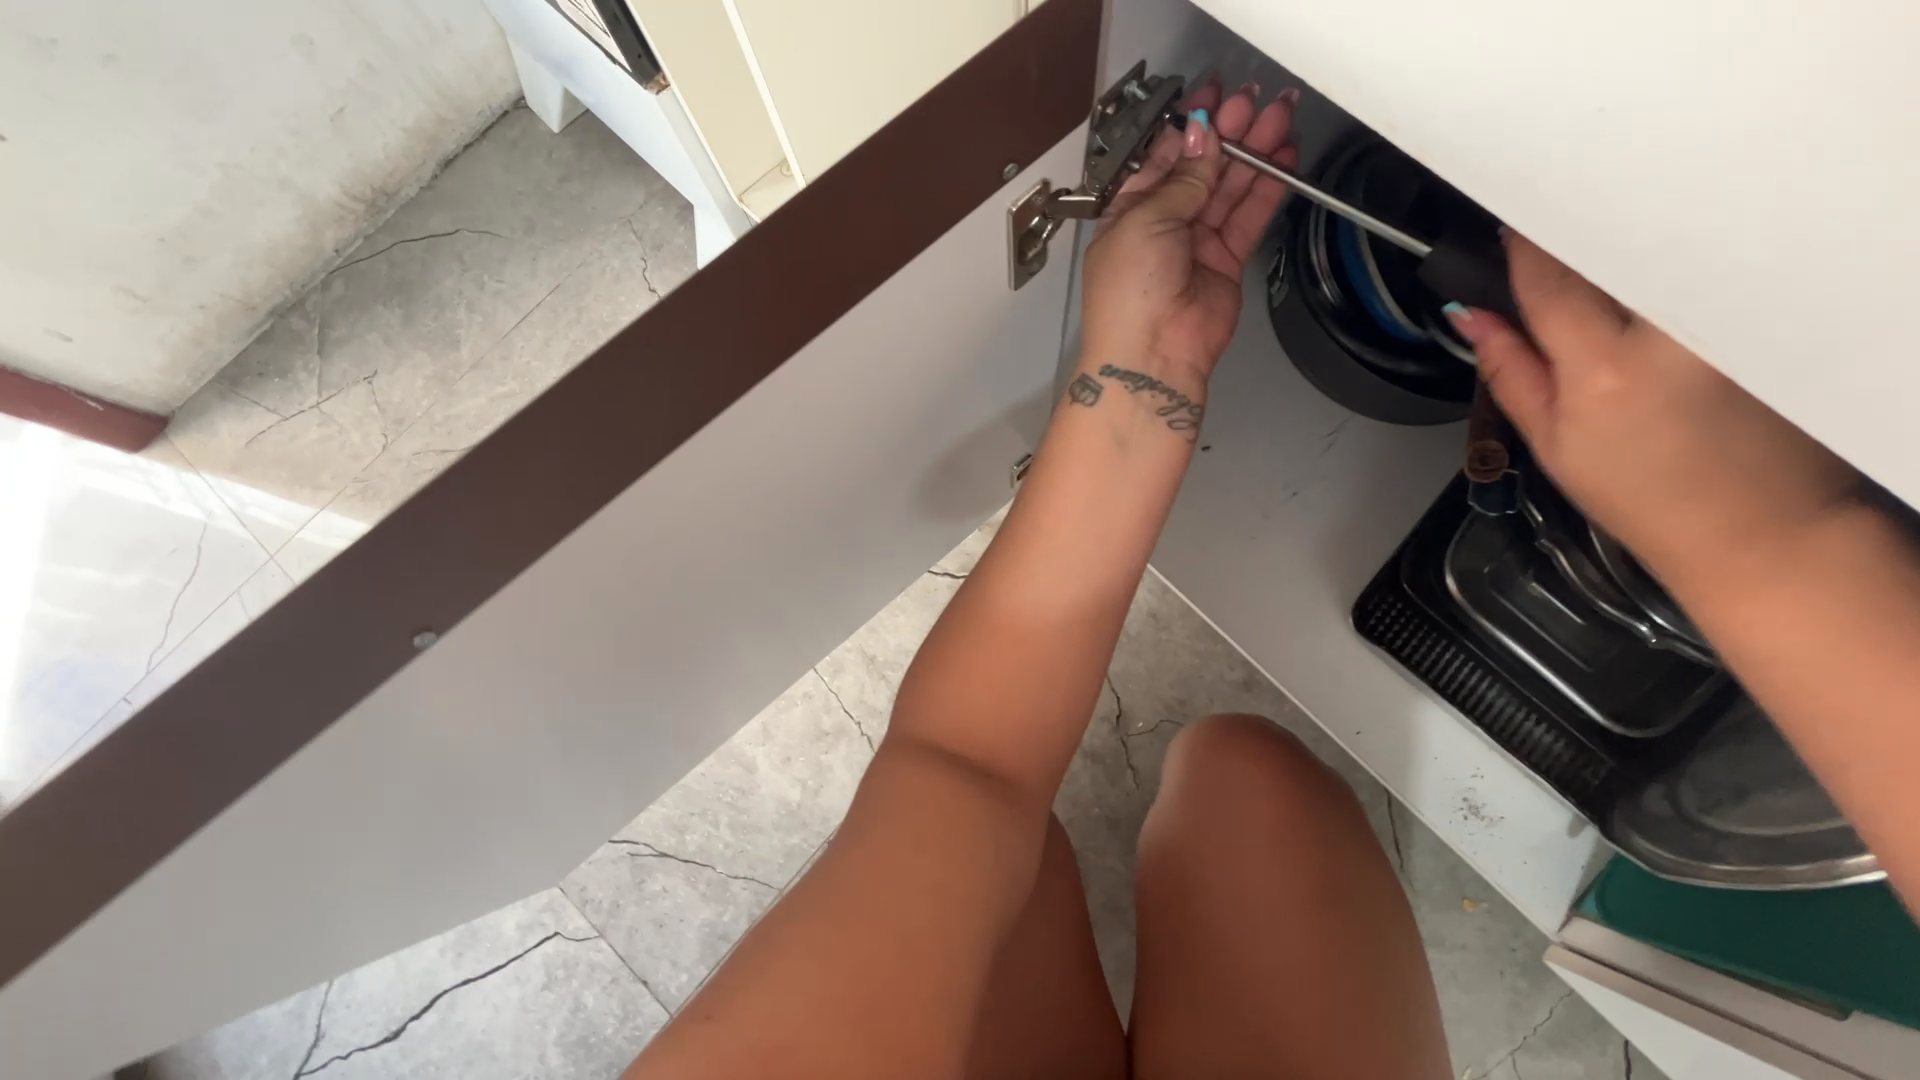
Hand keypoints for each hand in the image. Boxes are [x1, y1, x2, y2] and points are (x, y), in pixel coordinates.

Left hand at [1078, 81, 1297, 385]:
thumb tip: (1201, 138)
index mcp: (1128, 213)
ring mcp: (1195, 244)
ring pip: (1228, 188)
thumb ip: (1181, 179)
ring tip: (1279, 116)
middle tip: (1253, 101)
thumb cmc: (1129, 291)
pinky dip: (1267, 187)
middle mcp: (1161, 226)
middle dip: (1227, 135)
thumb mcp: (1145, 220)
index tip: (1214, 97)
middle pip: (1200, 170)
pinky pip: (1248, 216)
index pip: (1162, 160)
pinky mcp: (1225, 262)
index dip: (1189, 128)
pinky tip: (1284, 157)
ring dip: (1253, 153)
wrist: (1152, 354)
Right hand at [1448, 235, 1859, 579]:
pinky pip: (1713, 275)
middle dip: (1578, 241)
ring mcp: (1734, 324)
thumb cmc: (1640, 495)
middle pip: (1615, 253)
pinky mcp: (1775, 323)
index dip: (1525, 249)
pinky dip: (1678, 271)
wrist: (1755, 525)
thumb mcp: (1550, 442)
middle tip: (1554, 246)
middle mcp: (1676, 336)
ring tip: (1607, 273)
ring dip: (1628, 254)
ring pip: (1668, 257)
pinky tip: (1654, 294)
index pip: (1552, 283)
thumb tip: (1471, 317)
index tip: (1512, 230)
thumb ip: (1509, 370)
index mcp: (1605, 371)